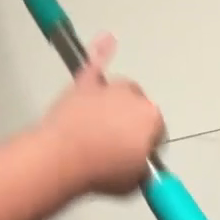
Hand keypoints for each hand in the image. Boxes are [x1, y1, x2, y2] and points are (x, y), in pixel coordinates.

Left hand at [37, 34, 165, 195]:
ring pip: (119, 91)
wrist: (63, 157)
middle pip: (138, 107)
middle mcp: (135, 97)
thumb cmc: (101, 171)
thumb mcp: (133, 180)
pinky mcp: (84, 84)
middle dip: (128, 122)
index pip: (156, 131)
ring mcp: (108, 87)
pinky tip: (107, 38)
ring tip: (98, 123)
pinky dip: (101, 52)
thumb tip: (137, 163)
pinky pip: (96, 63)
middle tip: (111, 143)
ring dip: (114, 103)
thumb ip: (141, 166)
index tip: (129, 155)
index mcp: (153, 118)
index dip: (143, 145)